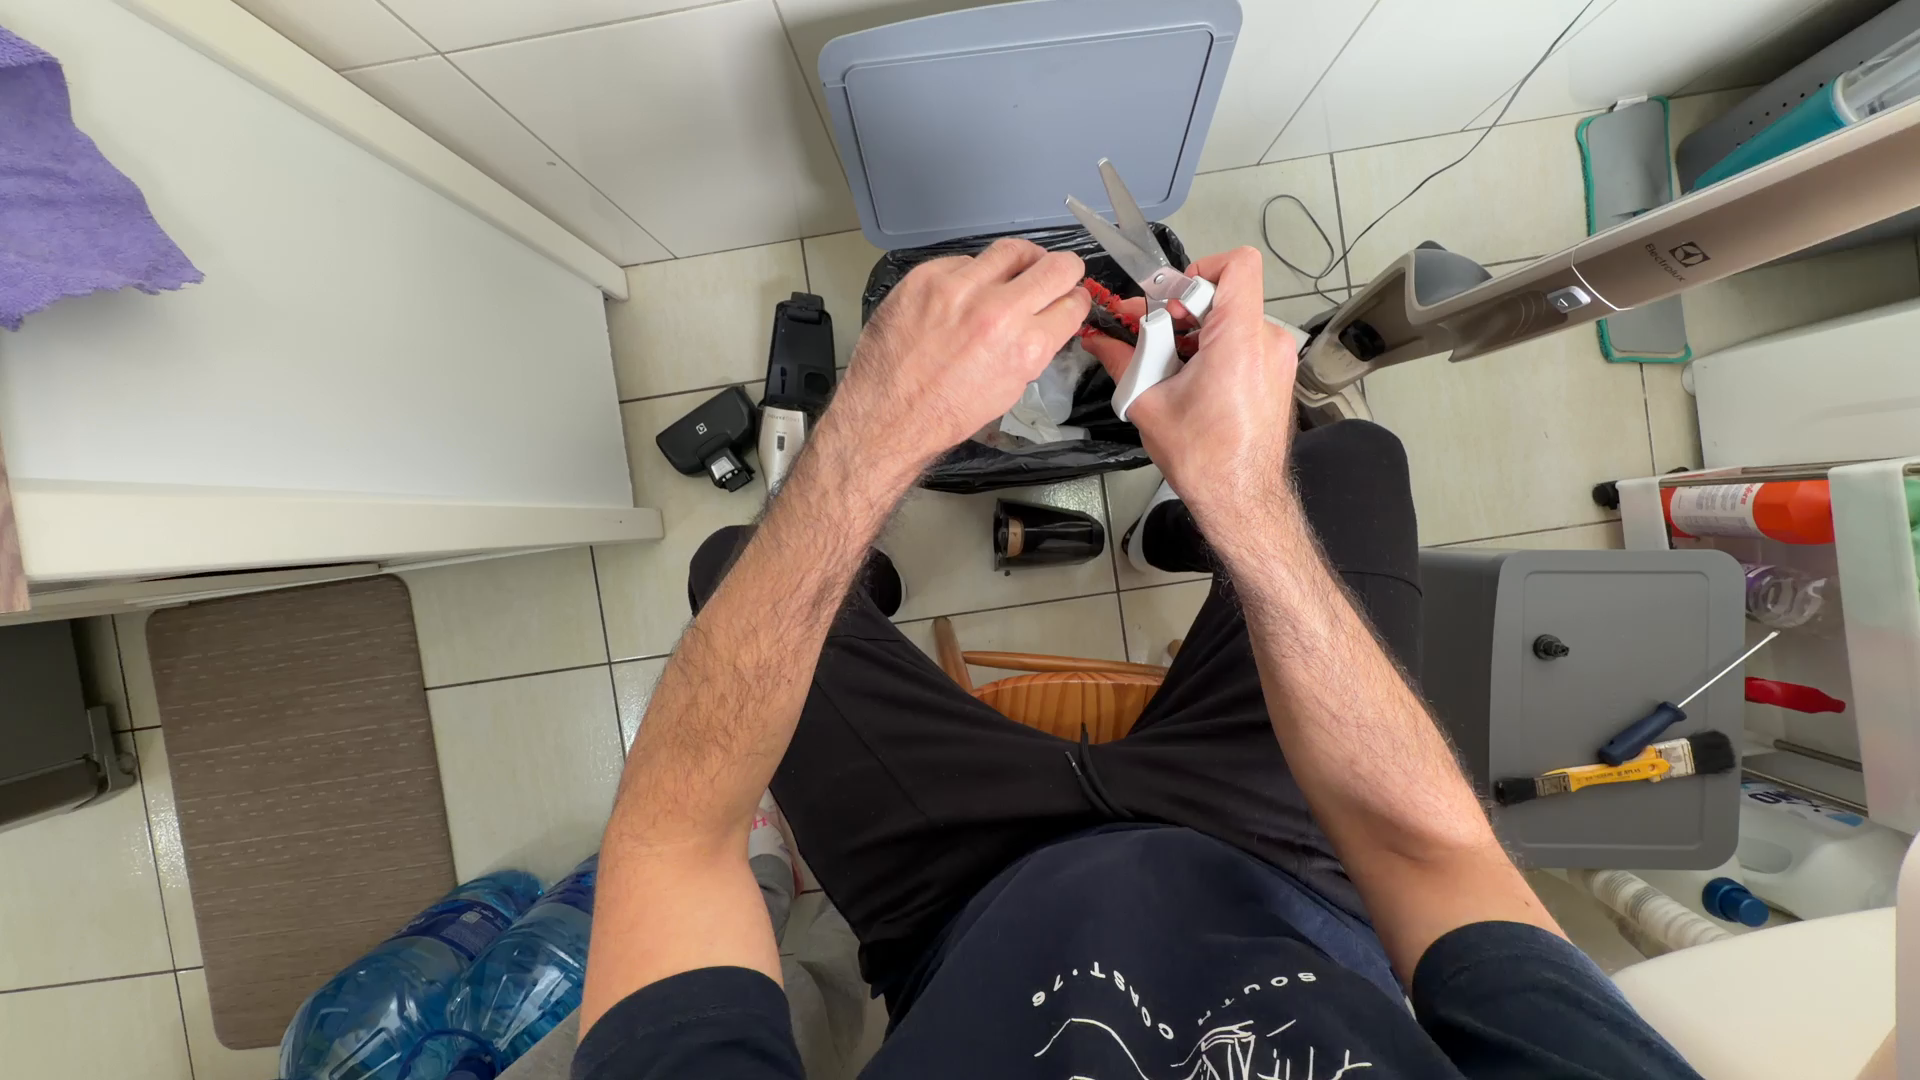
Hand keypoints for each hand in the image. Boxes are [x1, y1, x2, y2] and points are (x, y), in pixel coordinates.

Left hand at [833, 238, 1089, 468]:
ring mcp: (959, 288)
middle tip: (1053, 277)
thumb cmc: (945, 414)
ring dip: (1020, 261)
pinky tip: (962, 295)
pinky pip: (964, 261)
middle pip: (1056, 265)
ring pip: (1012, 250)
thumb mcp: (1008, 390)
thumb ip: (1034, 348)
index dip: (1074, 301)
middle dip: (1061, 271)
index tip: (1067, 300)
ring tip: (1012, 275)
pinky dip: (970, 275)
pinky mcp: (927, 277)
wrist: (887, 415)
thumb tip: (1048, 319)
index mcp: (1025, 348)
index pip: (1073, 303)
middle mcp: (997, 311)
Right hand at [1081, 247, 1297, 516]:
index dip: (1198, 269)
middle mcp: (1267, 342)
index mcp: (1238, 342)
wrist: (1240, 497)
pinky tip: (1191, 381)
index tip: (1169, 300)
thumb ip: (1121, 360)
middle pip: (1225, 294)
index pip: (1237, 265)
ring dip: (1196, 334)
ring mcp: (1277, 358)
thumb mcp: (1148, 403)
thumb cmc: (1203, 458)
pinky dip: (1214, 351)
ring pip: (1232, 320)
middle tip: (1151, 336)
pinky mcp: (1277, 373)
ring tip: (1169, 368)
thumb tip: (1097, 340)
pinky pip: (1244, 342)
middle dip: (1183, 310)